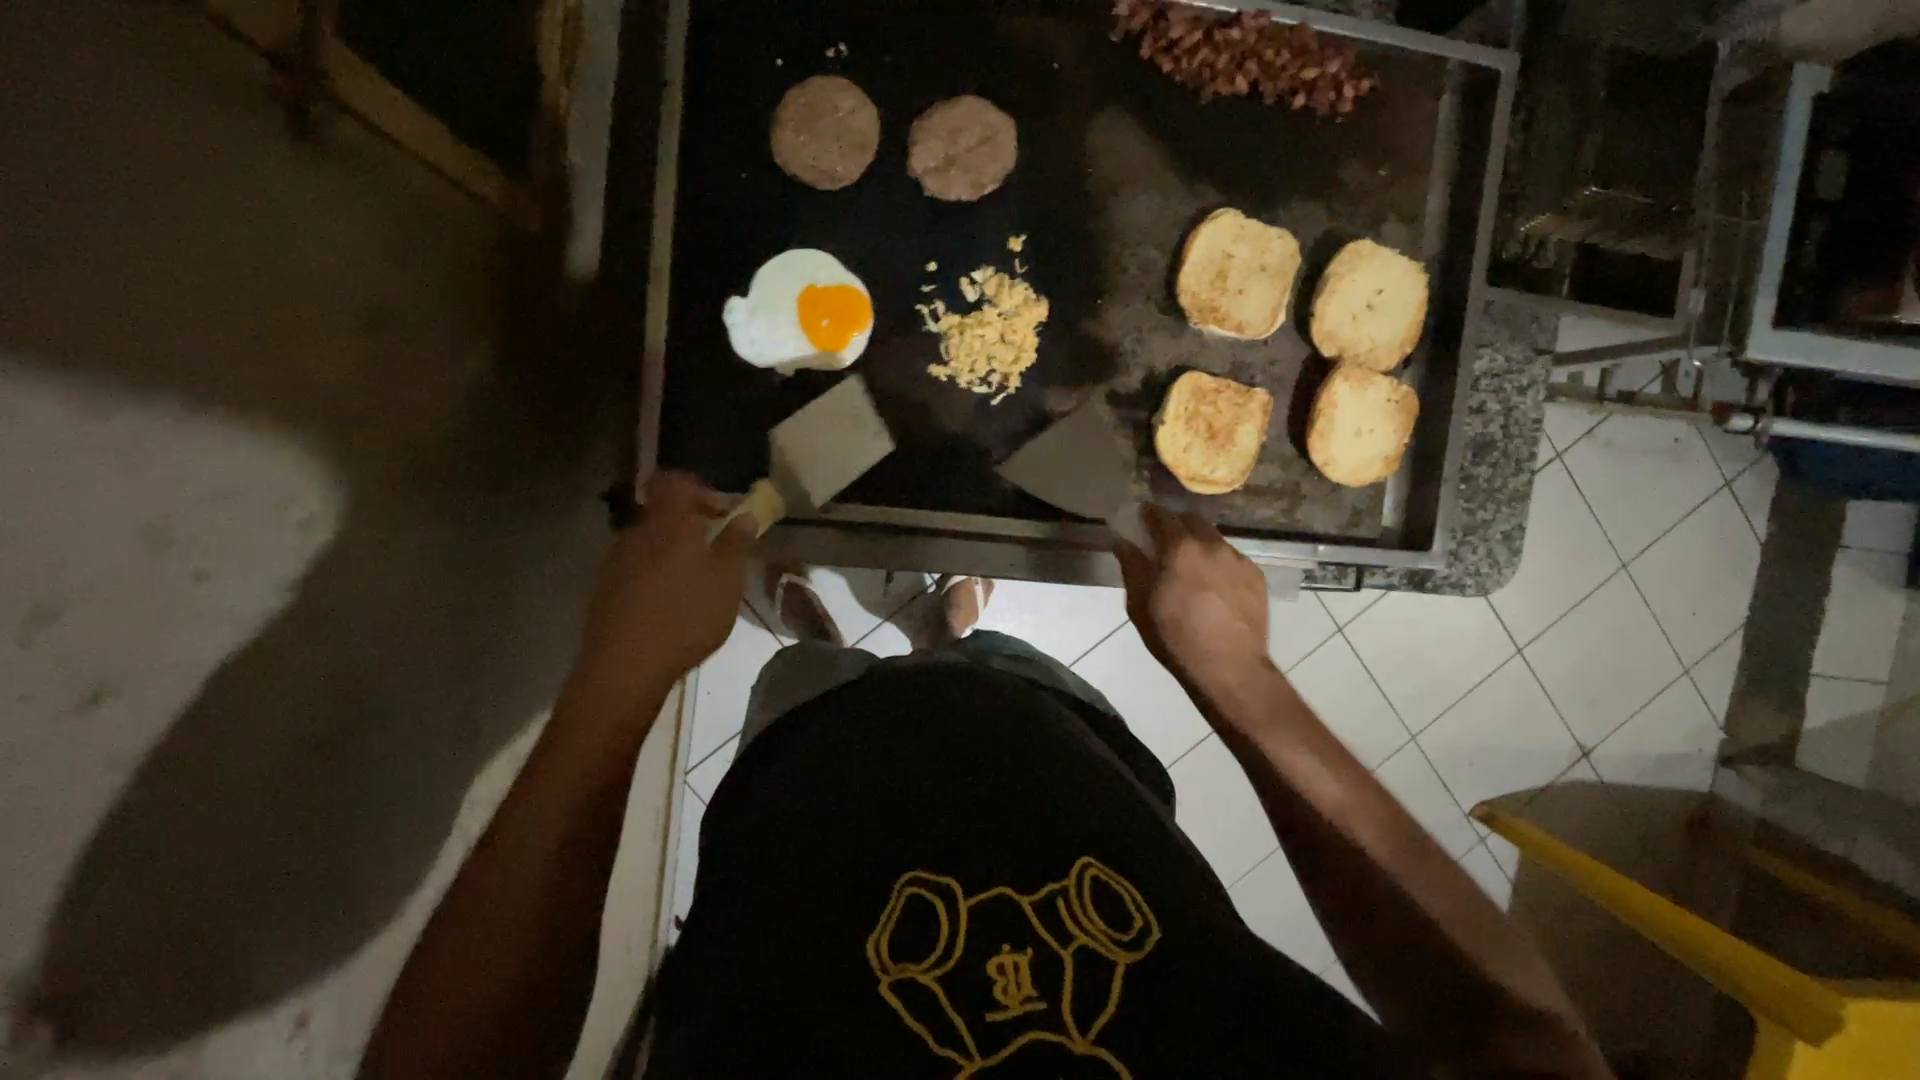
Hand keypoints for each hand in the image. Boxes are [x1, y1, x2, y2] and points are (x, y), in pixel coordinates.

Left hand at [572, 471, 755, 696]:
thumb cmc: (686, 616)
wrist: (625, 665)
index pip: (676, 482)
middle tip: (714, 548)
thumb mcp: (726, 581)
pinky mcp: (604, 588)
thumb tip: (745, 514)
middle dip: (687, 524)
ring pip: (647, 541)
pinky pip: (634, 567)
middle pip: (661, 513)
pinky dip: (654, 574)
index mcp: (669, 523)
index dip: (698, 489)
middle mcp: (637, 532)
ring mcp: (615, 560)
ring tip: (694, 581)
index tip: (719, 510)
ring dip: (670, 551)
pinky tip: (668, 603)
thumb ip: (735, 543)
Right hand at [1114, 505, 1272, 688]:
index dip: (1149, 513)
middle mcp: (1212, 545)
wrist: (1229, 667)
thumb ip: (1132, 568)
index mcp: (1180, 548)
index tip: (1141, 516)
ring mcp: (1238, 560)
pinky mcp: (1256, 577)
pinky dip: (1219, 563)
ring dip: (1200, 544)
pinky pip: (1233, 559)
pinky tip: (1214, 586)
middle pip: (1192, 520)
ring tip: (1192, 566)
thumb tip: (1123, 542)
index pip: (1162, 515)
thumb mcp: (1140, 606)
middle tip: (1165, 540)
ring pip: (1215, 539)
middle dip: (1176, 524)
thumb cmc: (1175, 637)